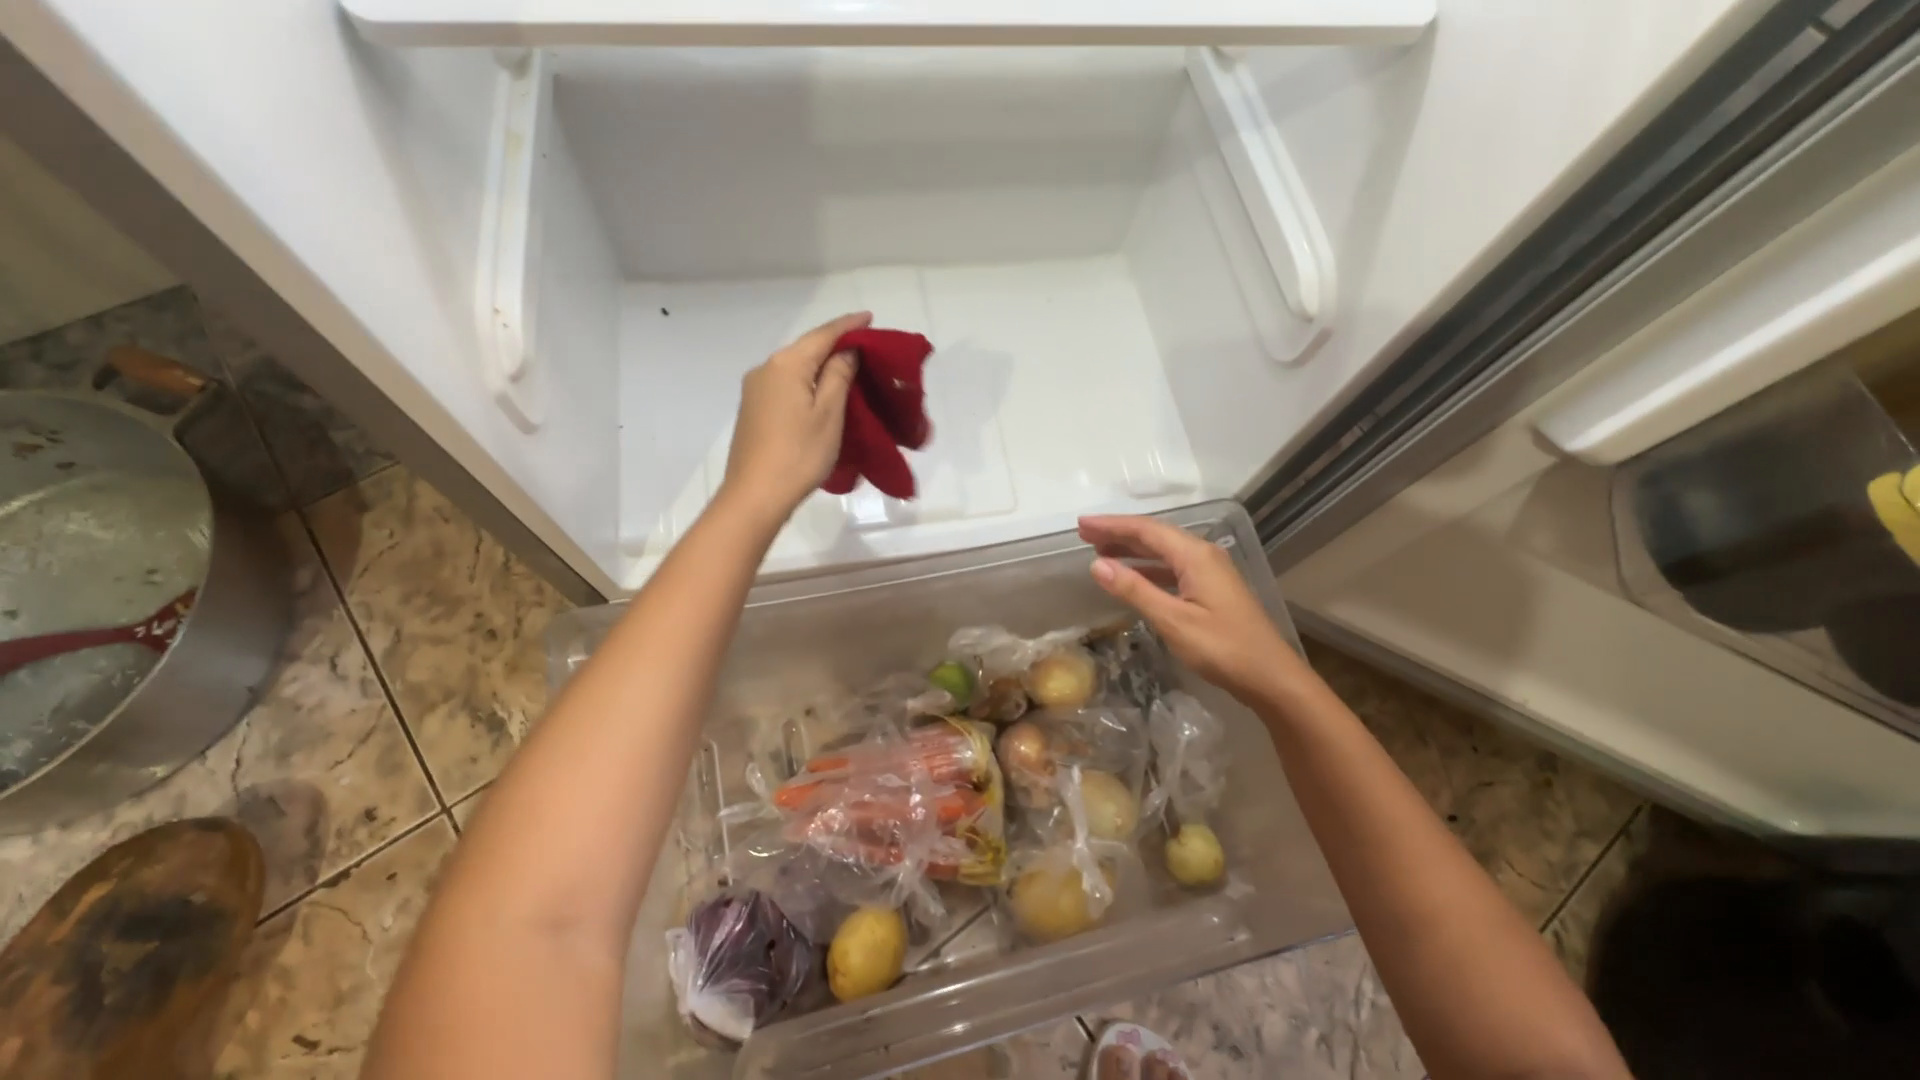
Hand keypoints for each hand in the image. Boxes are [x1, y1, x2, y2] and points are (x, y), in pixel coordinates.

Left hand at [720, 311, 870, 516]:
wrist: (755, 496)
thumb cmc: (799, 454)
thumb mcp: (829, 414)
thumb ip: (839, 375)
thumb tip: (846, 351)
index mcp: (786, 364)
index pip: (822, 335)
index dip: (848, 326)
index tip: (870, 318)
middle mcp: (765, 369)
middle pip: (806, 349)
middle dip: (835, 344)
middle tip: (866, 346)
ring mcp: (755, 390)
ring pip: (795, 367)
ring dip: (820, 365)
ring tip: (849, 368)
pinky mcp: (753, 410)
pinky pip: (786, 384)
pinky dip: (807, 382)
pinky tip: (821, 391)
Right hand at [1079, 515, 1310, 705]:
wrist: (1271, 676)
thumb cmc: (1222, 648)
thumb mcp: (1173, 620)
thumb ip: (1135, 589)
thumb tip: (1097, 565)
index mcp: (1195, 556)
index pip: (1146, 530)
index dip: (1112, 526)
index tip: (1081, 525)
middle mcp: (1204, 555)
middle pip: (1155, 536)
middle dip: (1119, 534)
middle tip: (1085, 535)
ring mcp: (1211, 573)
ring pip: (1165, 552)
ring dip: (1133, 551)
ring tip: (1101, 553)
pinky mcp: (1213, 590)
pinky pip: (1173, 568)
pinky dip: (1149, 569)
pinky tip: (1133, 578)